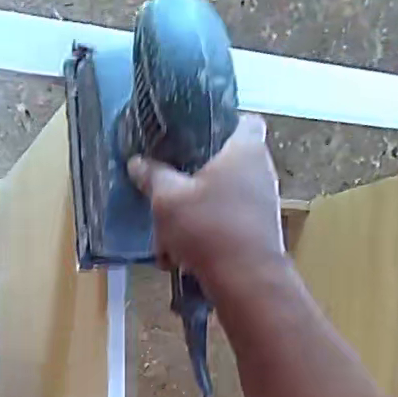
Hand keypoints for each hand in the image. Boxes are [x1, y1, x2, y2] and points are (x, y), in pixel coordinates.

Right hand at [128, 113, 285, 292]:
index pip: (242, 119)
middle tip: (165, 188)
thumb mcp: (166, 198)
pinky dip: (200, 233)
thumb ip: (151, 176)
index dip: (216, 124)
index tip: (188, 138)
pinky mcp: (255, 229)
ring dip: (189, 214)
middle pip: (221, 163)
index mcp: (244, 149)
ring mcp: (260, 201)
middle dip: (190, 178)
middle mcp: (259, 170)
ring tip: (165, 234)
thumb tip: (137, 161)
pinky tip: (179, 254)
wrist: (243, 278)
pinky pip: (222, 221)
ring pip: (217, 197)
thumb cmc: (207, 226)